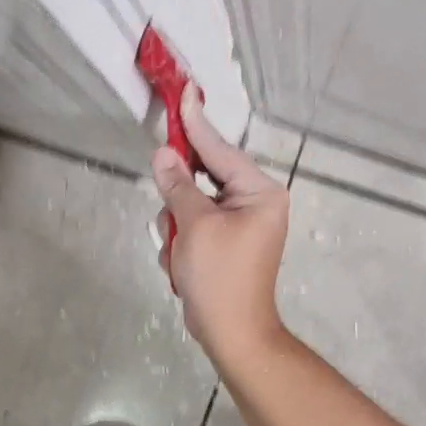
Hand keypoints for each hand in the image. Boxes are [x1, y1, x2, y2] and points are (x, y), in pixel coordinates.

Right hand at [152, 83, 289, 359]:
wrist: (232, 333)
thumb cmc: (220, 277)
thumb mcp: (194, 226)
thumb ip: (178, 186)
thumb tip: (165, 155)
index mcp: (260, 192)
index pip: (220, 150)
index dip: (196, 124)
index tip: (183, 92)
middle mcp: (255, 203)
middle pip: (203, 178)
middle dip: (180, 202)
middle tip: (174, 217)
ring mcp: (239, 227)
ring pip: (191, 206)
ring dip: (177, 229)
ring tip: (181, 255)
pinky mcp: (224, 246)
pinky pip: (193, 229)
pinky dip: (181, 246)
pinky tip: (182, 268)